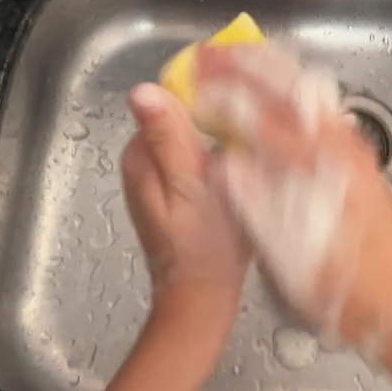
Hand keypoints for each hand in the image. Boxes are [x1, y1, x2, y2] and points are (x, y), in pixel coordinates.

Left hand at [121, 82, 250, 328]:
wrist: (205, 298)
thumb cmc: (202, 246)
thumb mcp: (188, 186)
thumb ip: (168, 138)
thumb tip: (140, 91)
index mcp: (140, 153)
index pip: (172, 100)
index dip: (207, 99)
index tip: (240, 110)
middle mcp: (143, 159)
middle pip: (183, 116)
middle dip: (216, 119)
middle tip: (251, 134)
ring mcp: (160, 175)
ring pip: (193, 135)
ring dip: (221, 138)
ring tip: (251, 150)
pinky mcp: (178, 188)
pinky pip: (199, 156)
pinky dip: (219, 157)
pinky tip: (240, 170)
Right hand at [195, 44, 391, 351]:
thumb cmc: (341, 290)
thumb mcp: (288, 261)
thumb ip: (256, 208)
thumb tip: (224, 165)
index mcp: (314, 167)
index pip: (258, 116)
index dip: (220, 96)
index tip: (191, 82)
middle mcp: (336, 144)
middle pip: (288, 84)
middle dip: (246, 63)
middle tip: (211, 53)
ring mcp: (350, 145)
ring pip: (307, 87)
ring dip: (270, 68)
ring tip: (238, 58)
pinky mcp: (356, 154)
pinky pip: (320, 102)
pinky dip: (291, 85)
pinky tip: (275, 89)